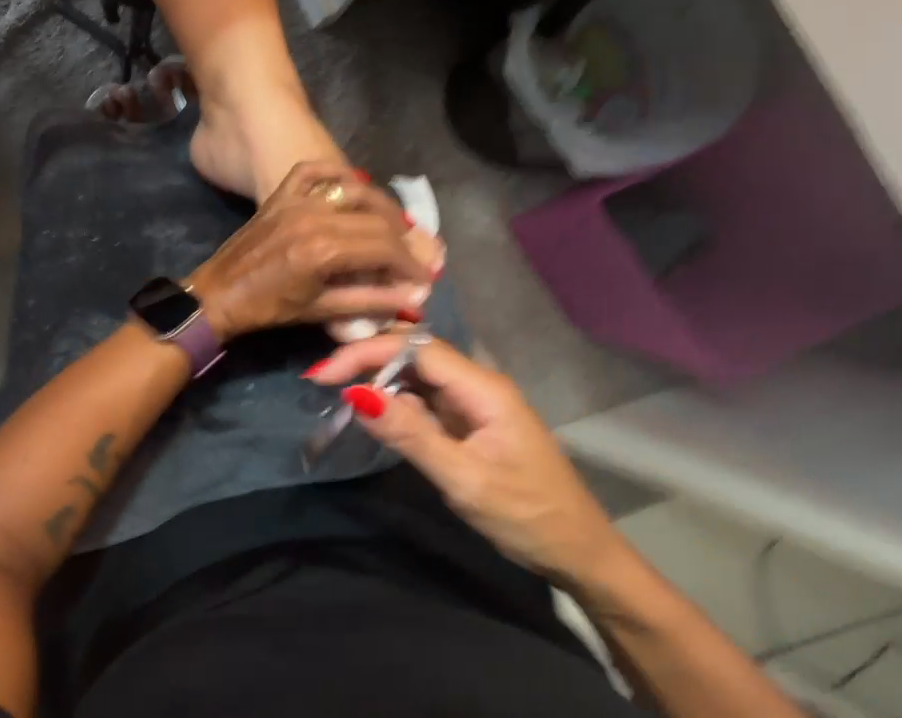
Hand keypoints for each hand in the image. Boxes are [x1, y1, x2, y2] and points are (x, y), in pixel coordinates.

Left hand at [186, 160, 430, 340]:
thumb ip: (370, 301)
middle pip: (376, 219)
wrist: (218, 294)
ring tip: (392, 227)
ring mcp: (295, 201)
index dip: (411, 264)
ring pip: (353, 190)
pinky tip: (353, 186)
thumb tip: (414, 298)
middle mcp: (314, 217)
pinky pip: (313, 171)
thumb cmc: (268, 308)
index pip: (385, 247)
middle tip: (411, 258)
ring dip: (380, 206)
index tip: (423, 278)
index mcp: (324, 249)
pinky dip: (336, 173)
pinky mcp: (279, 196)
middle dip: (401, 240)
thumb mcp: (321, 310)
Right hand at [304, 333, 628, 586]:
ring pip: (416, 372)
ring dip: (376, 376)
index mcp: (484, 388)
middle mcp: (478, 384)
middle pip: (413, 351)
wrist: (580, 554)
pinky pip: (423, 395)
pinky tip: (371, 409)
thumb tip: (355, 394)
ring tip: (335, 389)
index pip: (415, 349)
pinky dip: (392, 397)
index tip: (322, 376)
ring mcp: (474, 402)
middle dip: (365, 357)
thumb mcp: (464, 479)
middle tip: (321, 379)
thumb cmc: (527, 517)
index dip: (365, 353)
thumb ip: (410, 435)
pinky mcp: (469, 421)